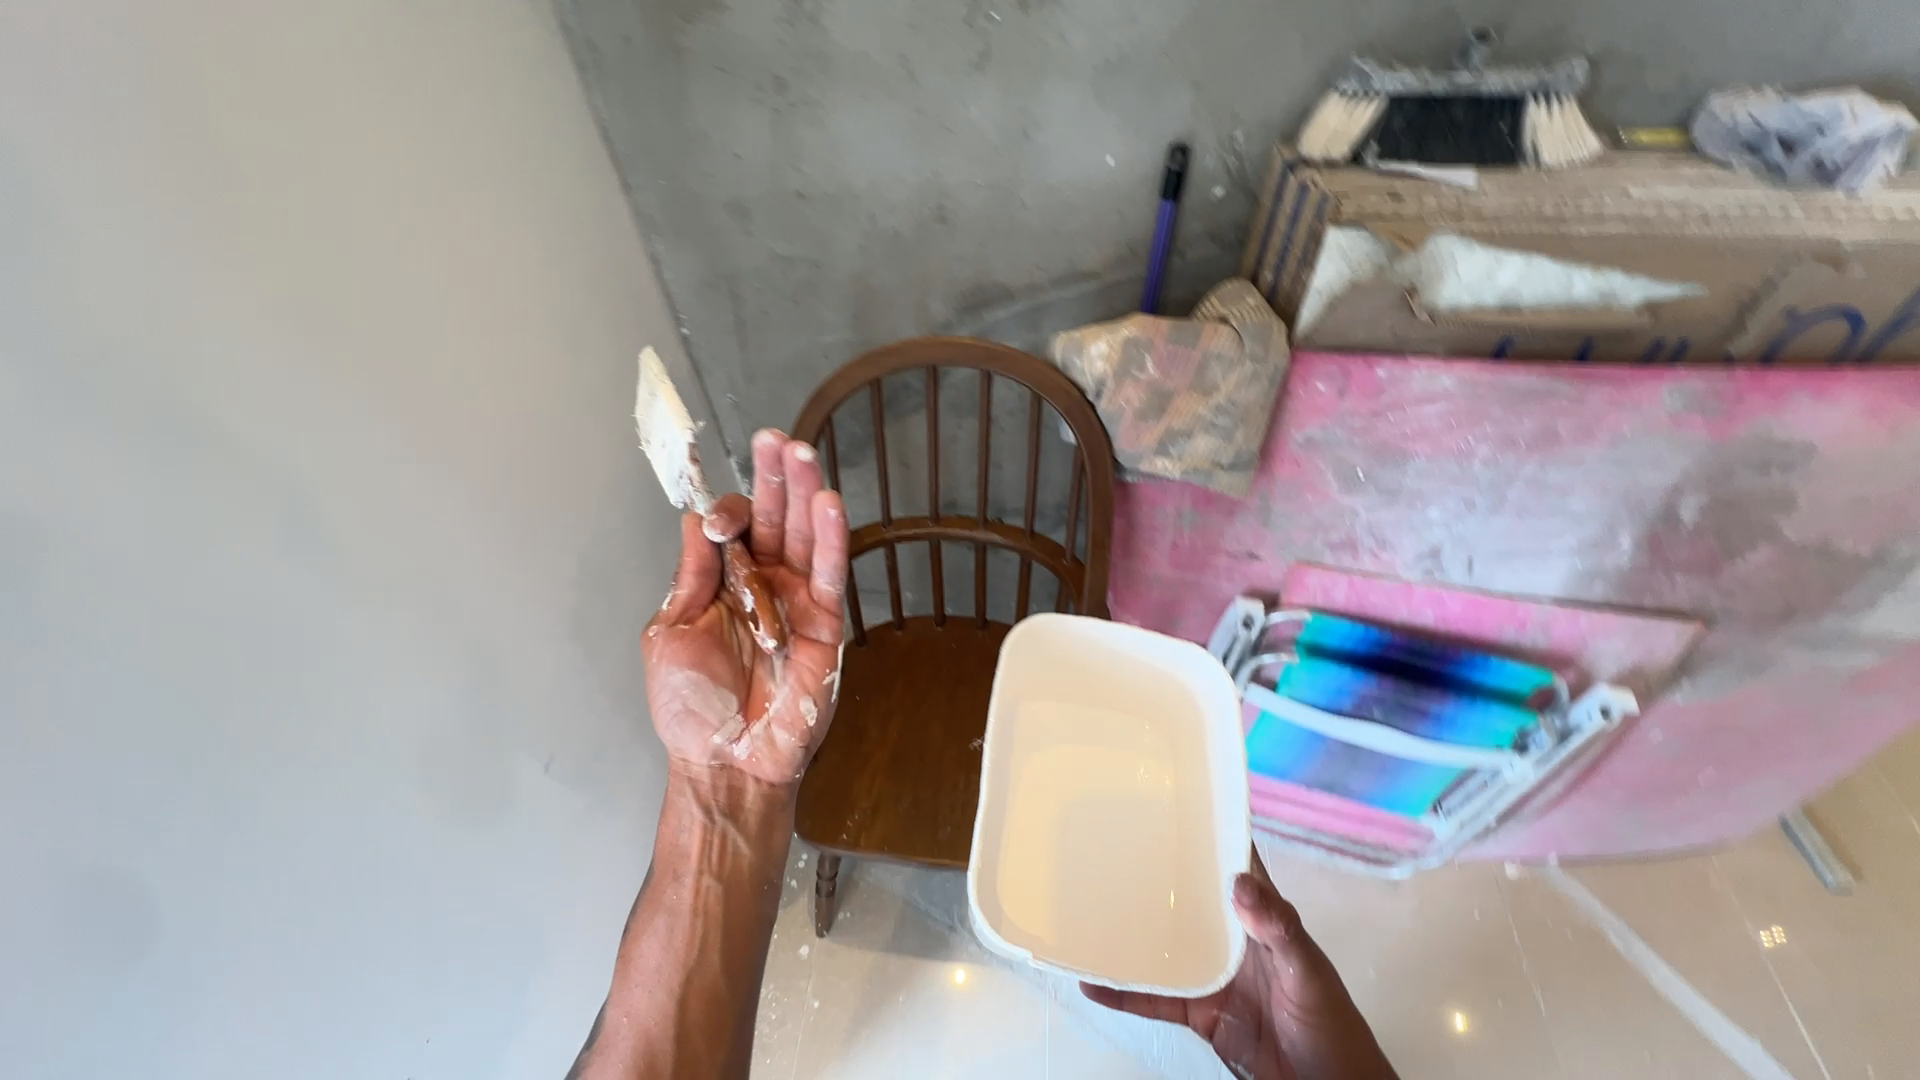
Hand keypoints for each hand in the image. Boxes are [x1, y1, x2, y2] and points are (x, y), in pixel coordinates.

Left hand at [642, 429, 849, 787]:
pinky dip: (832, 540)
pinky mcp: (827, 623)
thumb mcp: (672, 630)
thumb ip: (691, 575)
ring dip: (805, 494)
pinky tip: (829, 505)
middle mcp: (767, 582)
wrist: (725, 760)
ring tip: (802, 455)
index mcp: (727, 581)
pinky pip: (831, 574)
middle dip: (775, 478)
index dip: (728, 511)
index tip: (714, 520)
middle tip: (776, 440)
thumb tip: (694, 519)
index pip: (736, 527)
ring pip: (806, 536)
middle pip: (775, 519)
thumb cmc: (693, 705)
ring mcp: (800, 600)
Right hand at [1082, 859, 1397, 1079]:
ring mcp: (1210, 973)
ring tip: (1089, 907)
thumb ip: (1279, 928)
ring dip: (1132, 929)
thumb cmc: (1329, 1025)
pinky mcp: (1197, 1012)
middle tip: (1109, 843)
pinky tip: (1094, 984)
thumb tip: (1237, 879)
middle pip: (1188, 896)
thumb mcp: (1308, 971)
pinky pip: (1154, 998)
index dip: (1207, 830)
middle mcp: (1229, 936)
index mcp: (1260, 915)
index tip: (1169, 800)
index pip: (1233, 862)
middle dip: (1156, 871)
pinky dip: (1124, 993)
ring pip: (1163, 942)